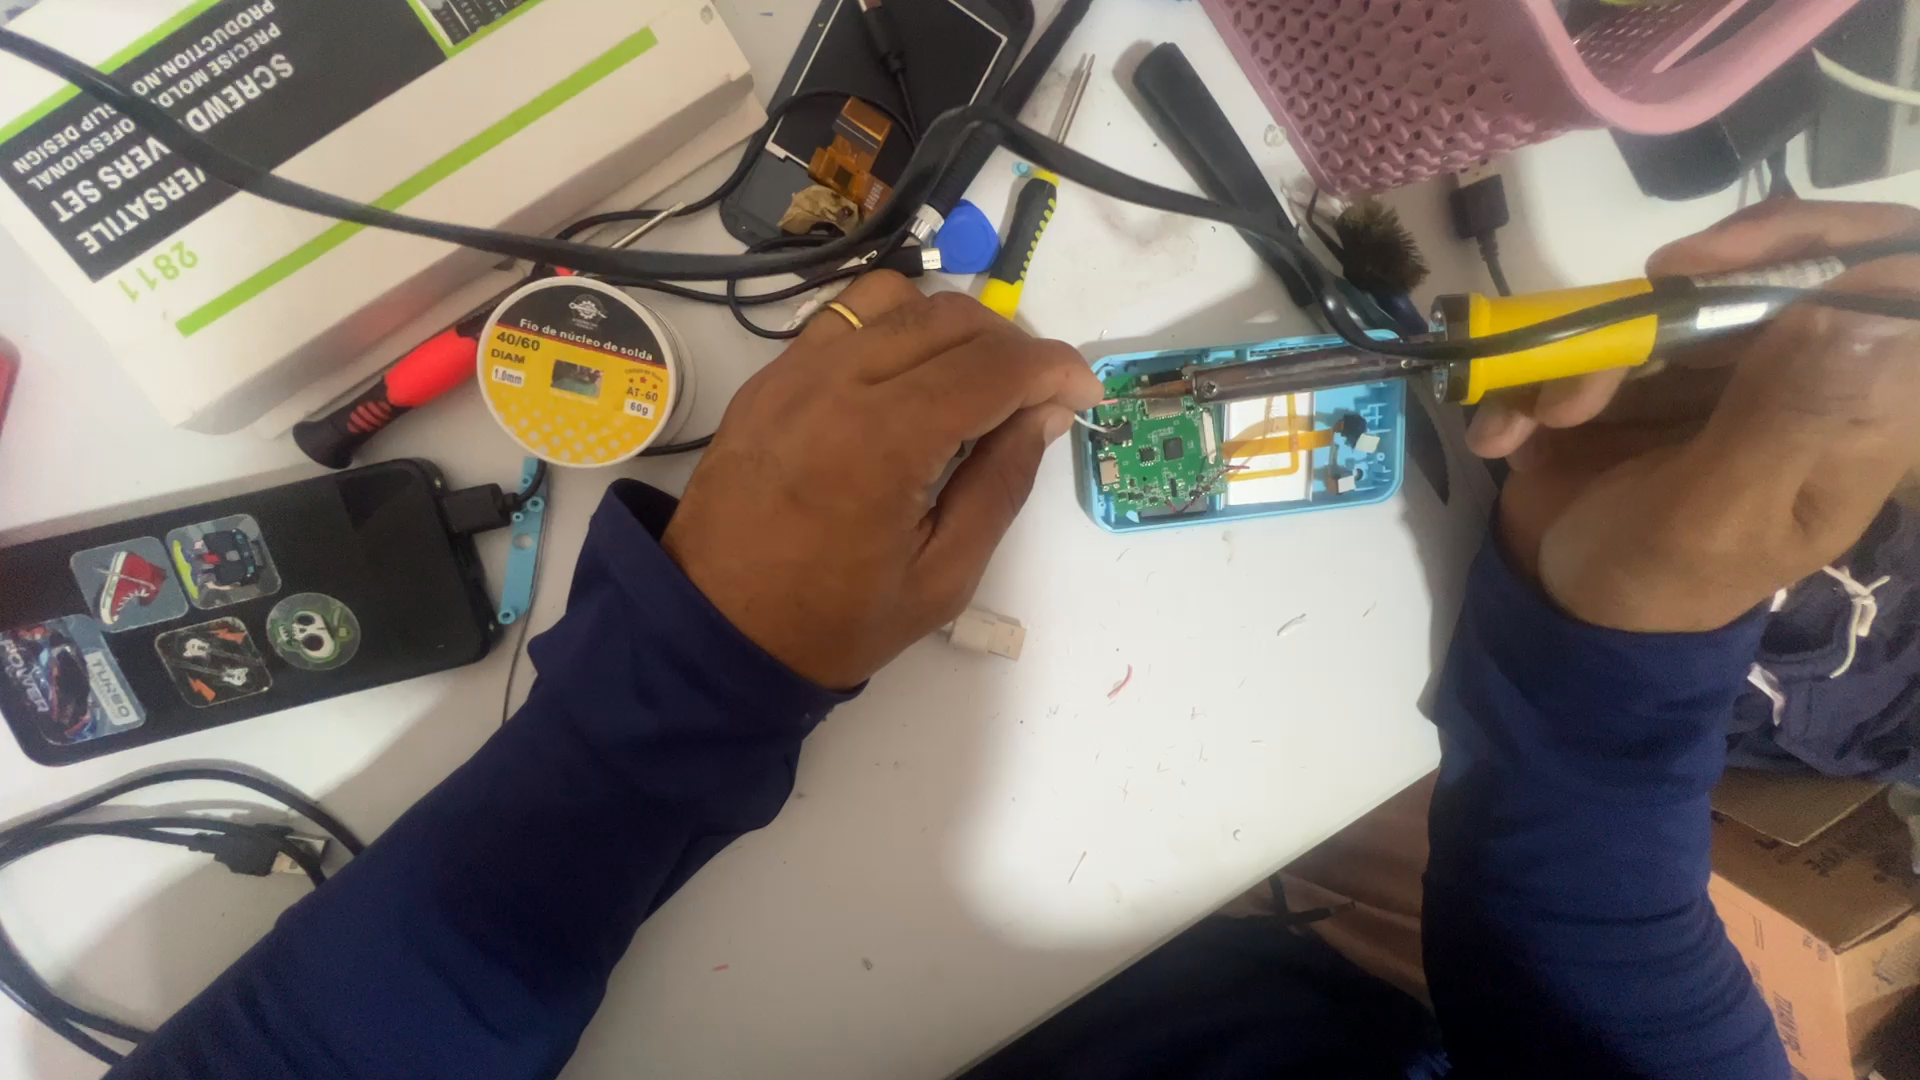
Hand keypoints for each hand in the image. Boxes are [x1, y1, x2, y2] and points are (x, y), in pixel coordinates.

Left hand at [662, 272, 1101, 687]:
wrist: (715, 630)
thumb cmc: (836, 621)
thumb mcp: (942, 577)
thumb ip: (1001, 484)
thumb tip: (1044, 412)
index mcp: (884, 441)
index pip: (992, 368)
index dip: (1054, 369)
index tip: (1083, 392)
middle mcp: (836, 383)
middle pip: (950, 318)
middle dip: (1014, 346)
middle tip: (1033, 397)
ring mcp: (793, 372)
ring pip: (896, 299)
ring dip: (953, 326)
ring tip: (972, 380)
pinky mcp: (768, 378)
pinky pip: (844, 317)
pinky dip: (894, 327)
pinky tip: (907, 377)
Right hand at [1466, 200, 1919, 632]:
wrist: (1563, 612)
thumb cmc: (1656, 579)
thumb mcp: (1718, 513)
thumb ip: (1785, 418)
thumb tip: (1871, 302)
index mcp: (1846, 406)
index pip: (1881, 278)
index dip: (1800, 245)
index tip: (1689, 268)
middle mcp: (1776, 379)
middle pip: (1730, 290)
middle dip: (1634, 330)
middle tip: (1573, 386)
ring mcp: (1691, 385)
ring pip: (1638, 322)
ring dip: (1563, 369)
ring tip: (1531, 430)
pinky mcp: (1617, 395)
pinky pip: (1569, 359)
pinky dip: (1522, 394)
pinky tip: (1505, 441)